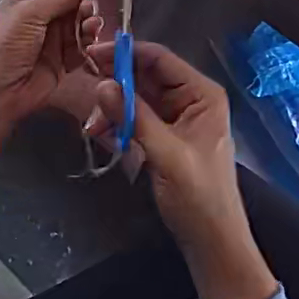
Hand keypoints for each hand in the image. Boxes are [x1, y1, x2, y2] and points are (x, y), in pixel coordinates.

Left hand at [0, 0, 112, 163]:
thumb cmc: (0, 49)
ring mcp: (50, 42)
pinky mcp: (60, 63)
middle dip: (86, 5)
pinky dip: (89, 44)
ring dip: (89, 24)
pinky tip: (90, 43)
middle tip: (91, 10)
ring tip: (91, 27)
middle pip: (73, 4)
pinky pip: (82, 48)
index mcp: (26, 0)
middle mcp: (39, 19)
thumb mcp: (27, 13)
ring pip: (80, 25)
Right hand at [89, 41, 277, 298]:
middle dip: (115, 83)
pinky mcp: (162, 135)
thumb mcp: (167, 155)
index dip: (126, 53)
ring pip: (135, 97)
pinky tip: (100, 134)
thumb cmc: (200, 198)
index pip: (160, 59)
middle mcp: (188, 98)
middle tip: (86, 89)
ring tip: (92, 125)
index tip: (93, 54)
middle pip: (144, 76)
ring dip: (112, 107)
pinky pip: (134, 117)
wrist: (212, 245)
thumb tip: (102, 86)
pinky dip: (116, 123)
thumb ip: (134, 118)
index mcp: (201, 94)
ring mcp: (174, 117)